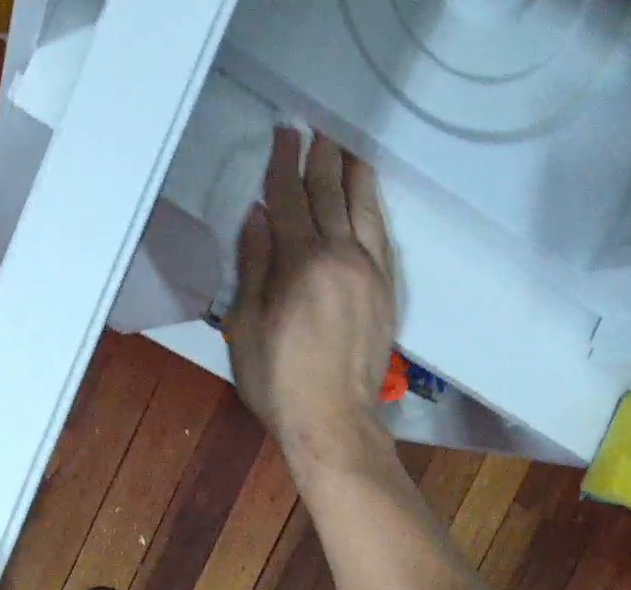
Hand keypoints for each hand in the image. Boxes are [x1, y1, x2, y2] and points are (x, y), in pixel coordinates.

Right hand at [225, 129, 395, 463]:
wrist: (333, 418)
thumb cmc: (277, 379)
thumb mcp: (244, 327)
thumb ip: (253, 267)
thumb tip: (257, 216)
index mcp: (299, 263)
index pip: (290, 200)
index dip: (283, 165)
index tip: (283, 134)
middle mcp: (339, 255)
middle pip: (329, 194)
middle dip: (319, 158)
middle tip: (315, 130)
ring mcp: (369, 270)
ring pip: (362, 207)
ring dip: (352, 173)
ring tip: (346, 147)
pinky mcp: (386, 288)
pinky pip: (382, 233)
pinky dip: (373, 206)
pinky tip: (368, 196)